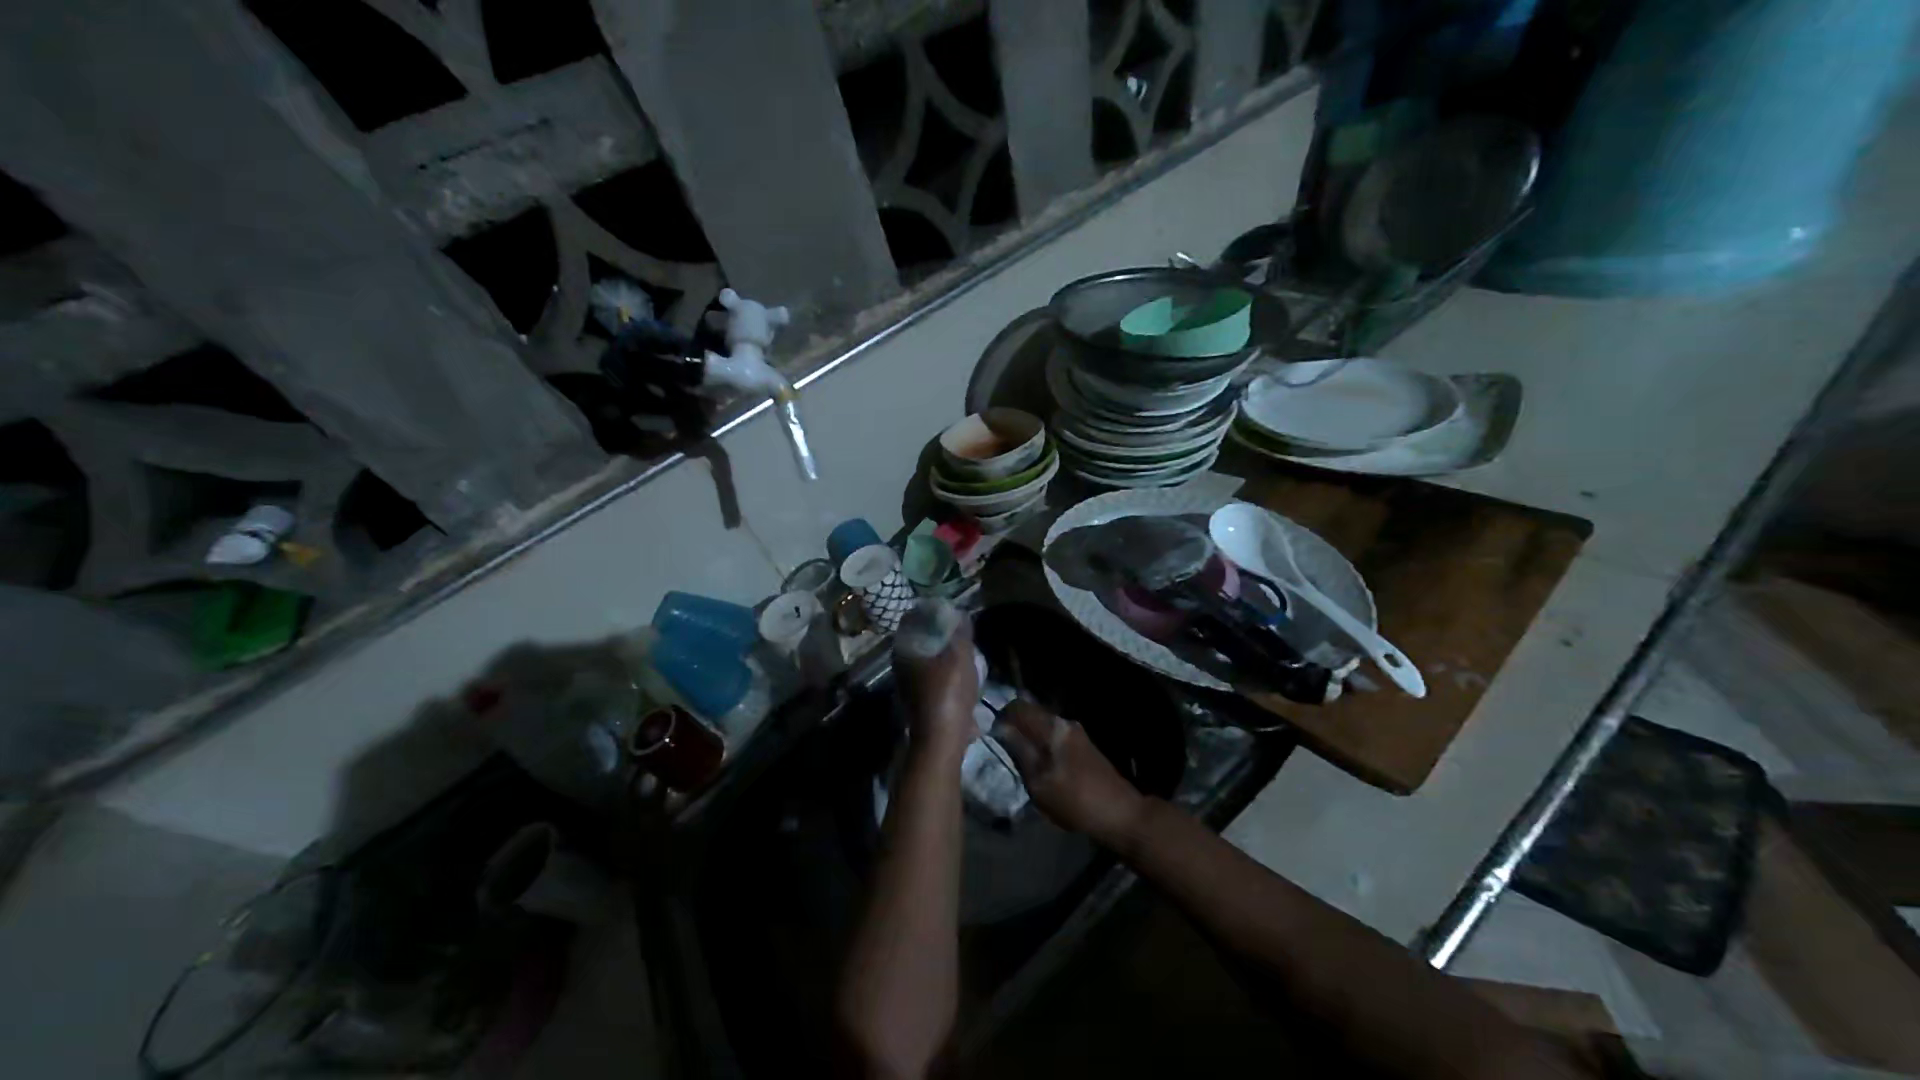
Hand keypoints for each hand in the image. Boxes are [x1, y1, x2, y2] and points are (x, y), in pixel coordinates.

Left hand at [896, 621, 980, 756]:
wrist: (940, 740)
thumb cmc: (949, 693)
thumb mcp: (961, 657)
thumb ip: (960, 633)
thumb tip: (960, 613)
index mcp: (904, 649)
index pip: (913, 618)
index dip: (932, 614)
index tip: (952, 615)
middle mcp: (899, 663)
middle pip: (921, 639)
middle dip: (941, 635)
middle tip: (962, 634)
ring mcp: (906, 683)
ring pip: (926, 659)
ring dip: (944, 655)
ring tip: (966, 655)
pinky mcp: (915, 699)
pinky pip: (930, 676)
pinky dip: (943, 672)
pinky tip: (962, 678)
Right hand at [993, 700, 1151, 851]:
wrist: (1120, 813)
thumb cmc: (1075, 800)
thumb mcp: (1039, 783)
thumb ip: (1019, 752)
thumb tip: (1001, 728)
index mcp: (1052, 728)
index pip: (1018, 706)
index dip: (1001, 717)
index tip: (992, 735)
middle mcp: (1065, 722)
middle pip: (1031, 714)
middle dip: (1014, 727)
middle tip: (1003, 750)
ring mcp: (1077, 733)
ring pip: (1042, 726)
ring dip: (1029, 737)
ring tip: (1019, 760)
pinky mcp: (1083, 745)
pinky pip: (1054, 736)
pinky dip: (1042, 745)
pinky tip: (1039, 765)